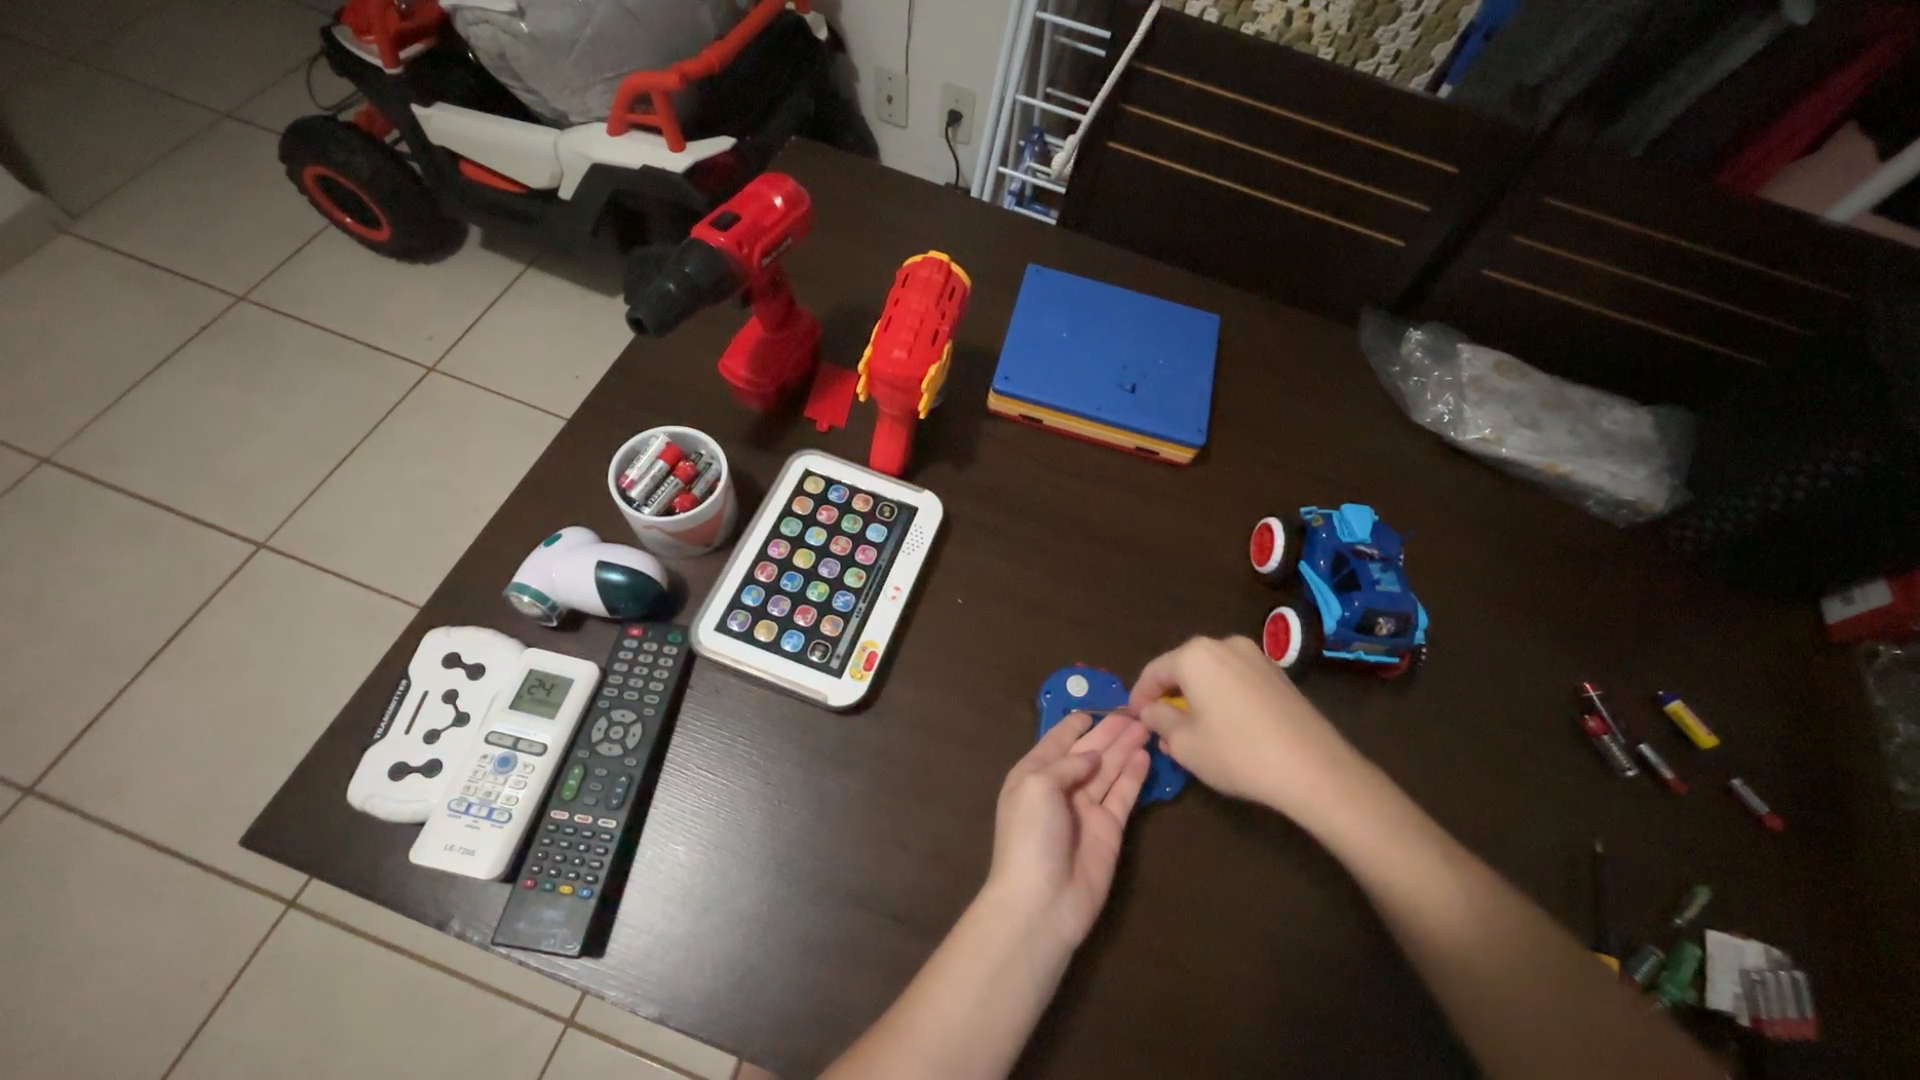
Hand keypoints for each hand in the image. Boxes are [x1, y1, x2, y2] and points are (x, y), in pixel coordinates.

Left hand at [985, 711, 1151, 949]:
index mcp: (1033, 775)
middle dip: (1108, 731)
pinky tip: (1145, 755)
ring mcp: (1086, 809)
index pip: (1056, 741)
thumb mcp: (1037, 785)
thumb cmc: (1030, 836)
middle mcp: (1060, 788)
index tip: (1095, 704)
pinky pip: (1123, 794)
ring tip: (1145, 724)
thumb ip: (1066, 763)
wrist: (1042, 900)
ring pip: (1109, 770)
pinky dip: (1134, 774)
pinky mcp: (1109, 829)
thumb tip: (1093, 757)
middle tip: (1135, 709)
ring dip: (1125, 747)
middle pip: (1088, 752)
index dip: (1074, 724)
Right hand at [1128, 636, 1362, 816]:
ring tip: (1192, 729)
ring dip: (1197, 696)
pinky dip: (1223, 698)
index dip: (1139, 695)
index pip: (1154, 671)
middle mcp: (1225, 645)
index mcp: (1195, 655)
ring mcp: (1257, 658)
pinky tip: (1225, 727)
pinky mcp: (1279, 676)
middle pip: (1185, 667)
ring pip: (1213, 674)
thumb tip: (1151, 710)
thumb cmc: (1236, 753)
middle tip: (1160, 725)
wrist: (1312, 767)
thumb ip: (1160, 720)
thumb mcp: (1185, 744)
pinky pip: (1237, 681)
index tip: (1133, 718)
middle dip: (1169, 695)